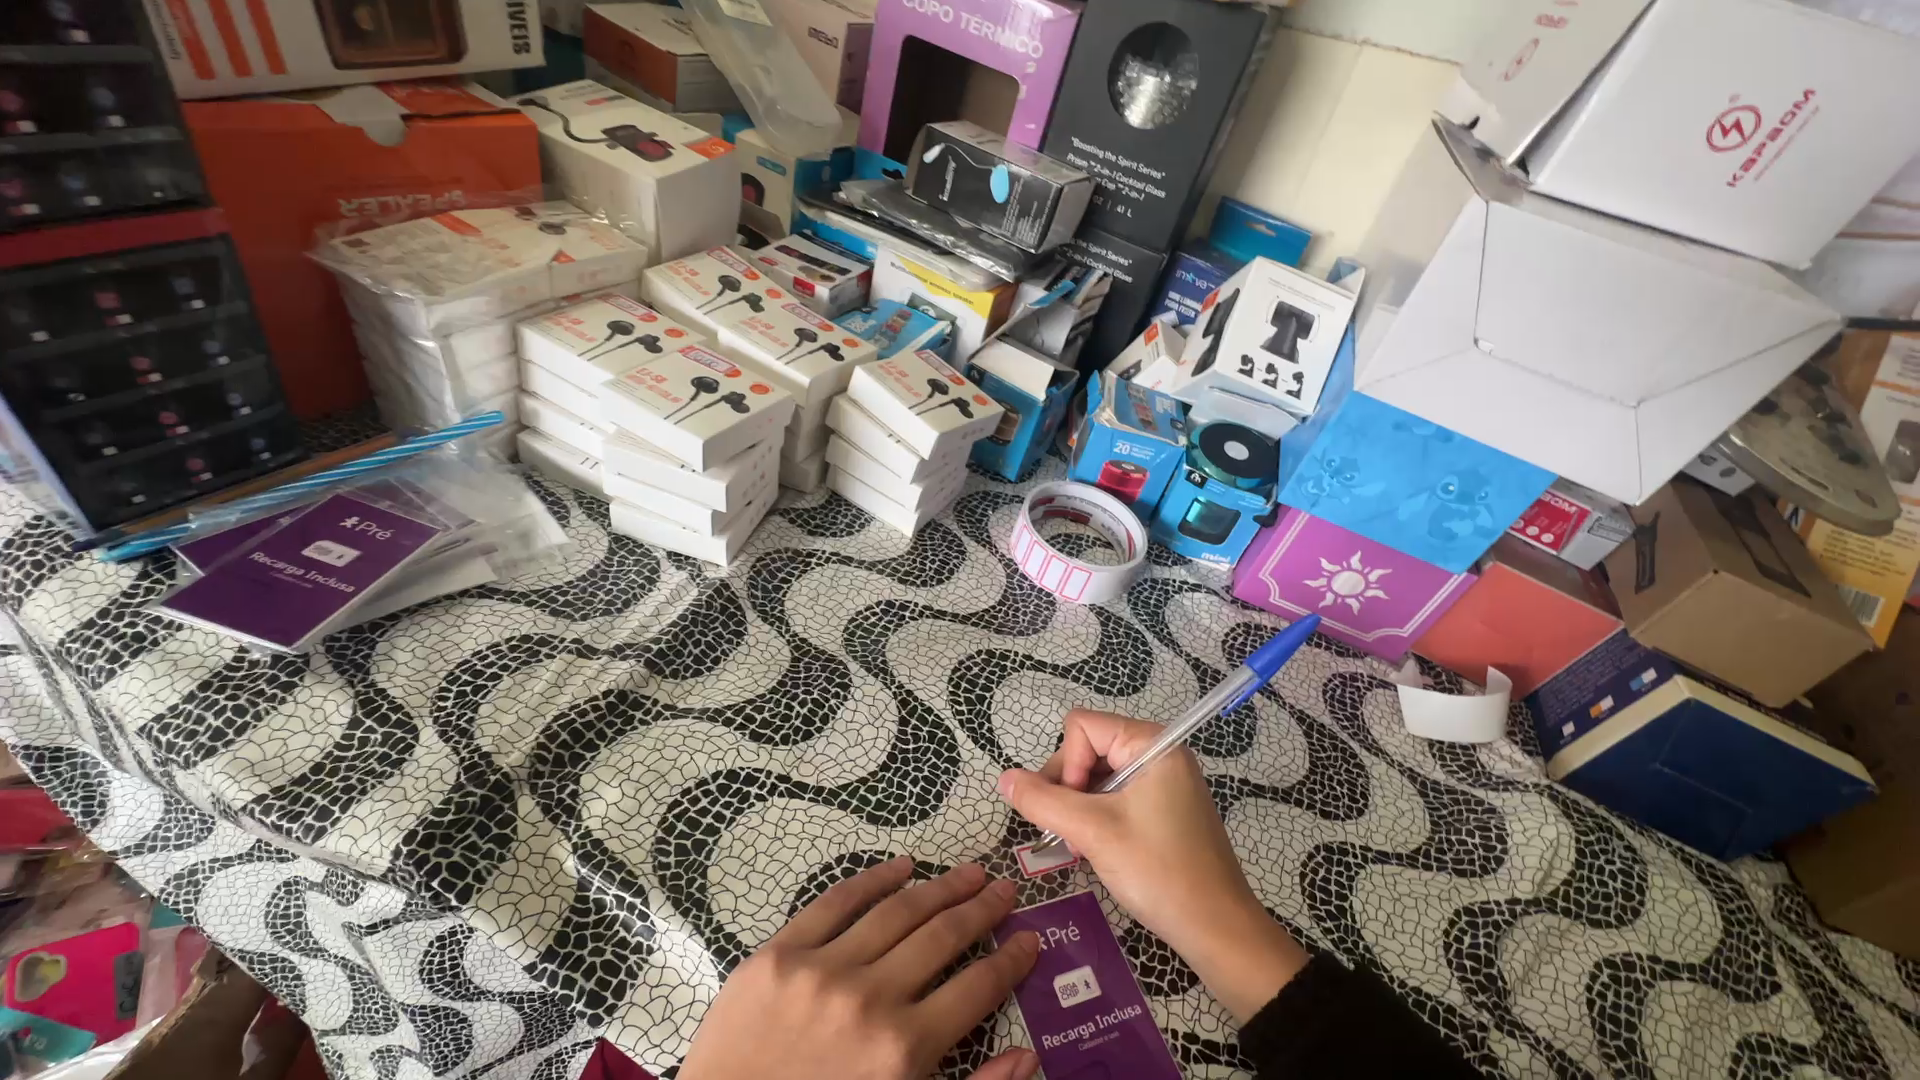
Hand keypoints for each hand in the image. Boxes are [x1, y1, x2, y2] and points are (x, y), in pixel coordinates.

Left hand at [679, 859, 1040, 1079]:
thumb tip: (1028, 1056)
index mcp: (903, 1051)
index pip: (977, 990)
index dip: (1011, 961)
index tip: (1031, 938)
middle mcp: (870, 999)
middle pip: (942, 938)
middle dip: (981, 911)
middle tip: (1005, 888)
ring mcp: (822, 970)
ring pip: (897, 912)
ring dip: (940, 888)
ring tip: (969, 871)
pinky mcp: (778, 954)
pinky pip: (835, 903)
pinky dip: (872, 880)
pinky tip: (902, 866)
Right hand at [996, 709, 1308, 1022]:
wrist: (1218, 930)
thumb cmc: (1158, 872)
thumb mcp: (1093, 832)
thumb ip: (1042, 800)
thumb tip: (1003, 778)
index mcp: (1152, 744)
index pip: (1082, 727)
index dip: (1066, 764)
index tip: (1075, 809)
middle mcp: (1160, 752)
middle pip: (1089, 747)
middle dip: (1070, 787)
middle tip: (1072, 831)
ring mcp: (1165, 780)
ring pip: (1099, 775)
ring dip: (1080, 807)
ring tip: (1083, 845)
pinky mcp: (1165, 807)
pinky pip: (1117, 795)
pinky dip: (1099, 816)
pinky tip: (1098, 848)